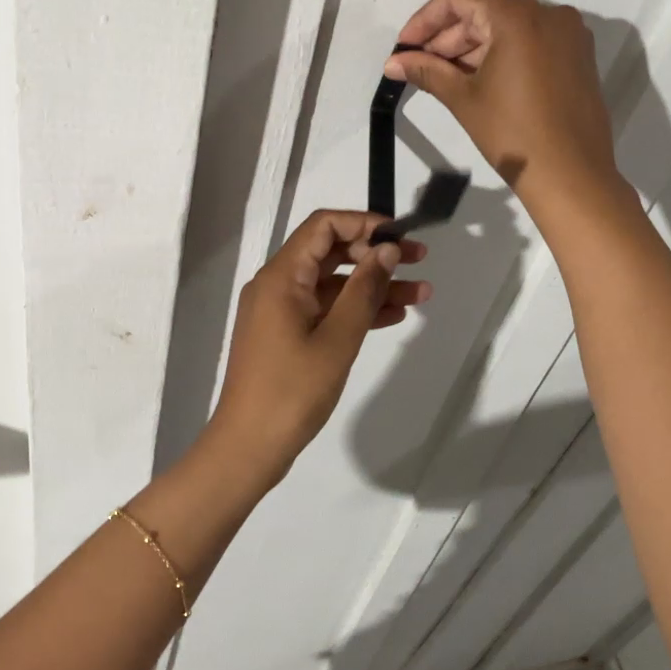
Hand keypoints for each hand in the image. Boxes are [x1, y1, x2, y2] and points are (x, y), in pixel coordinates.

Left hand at [210, 210, 430, 480]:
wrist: (249, 446)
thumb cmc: (293, 390)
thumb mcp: (337, 338)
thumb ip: (364, 290)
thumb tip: (387, 249)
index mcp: (281, 276)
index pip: (323, 226)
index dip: (364, 224)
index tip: (401, 237)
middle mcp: (277, 285)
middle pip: (331, 252)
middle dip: (376, 255)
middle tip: (419, 262)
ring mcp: (280, 311)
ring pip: (333, 284)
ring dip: (373, 286)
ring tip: (421, 294)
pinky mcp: (286, 335)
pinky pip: (325, 309)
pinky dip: (356, 309)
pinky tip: (392, 316)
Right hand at [384, 0, 622, 204]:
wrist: (571, 177)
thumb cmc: (513, 134)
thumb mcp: (464, 98)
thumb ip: (427, 71)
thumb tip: (394, 63)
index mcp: (519, 16)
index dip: (425, 20)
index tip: (405, 48)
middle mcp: (549, 14)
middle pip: (486, 10)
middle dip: (448, 36)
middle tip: (419, 66)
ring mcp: (569, 35)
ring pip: (508, 27)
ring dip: (472, 47)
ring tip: (443, 77)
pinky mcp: (577, 57)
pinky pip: (531, 42)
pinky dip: (501, 54)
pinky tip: (477, 80)